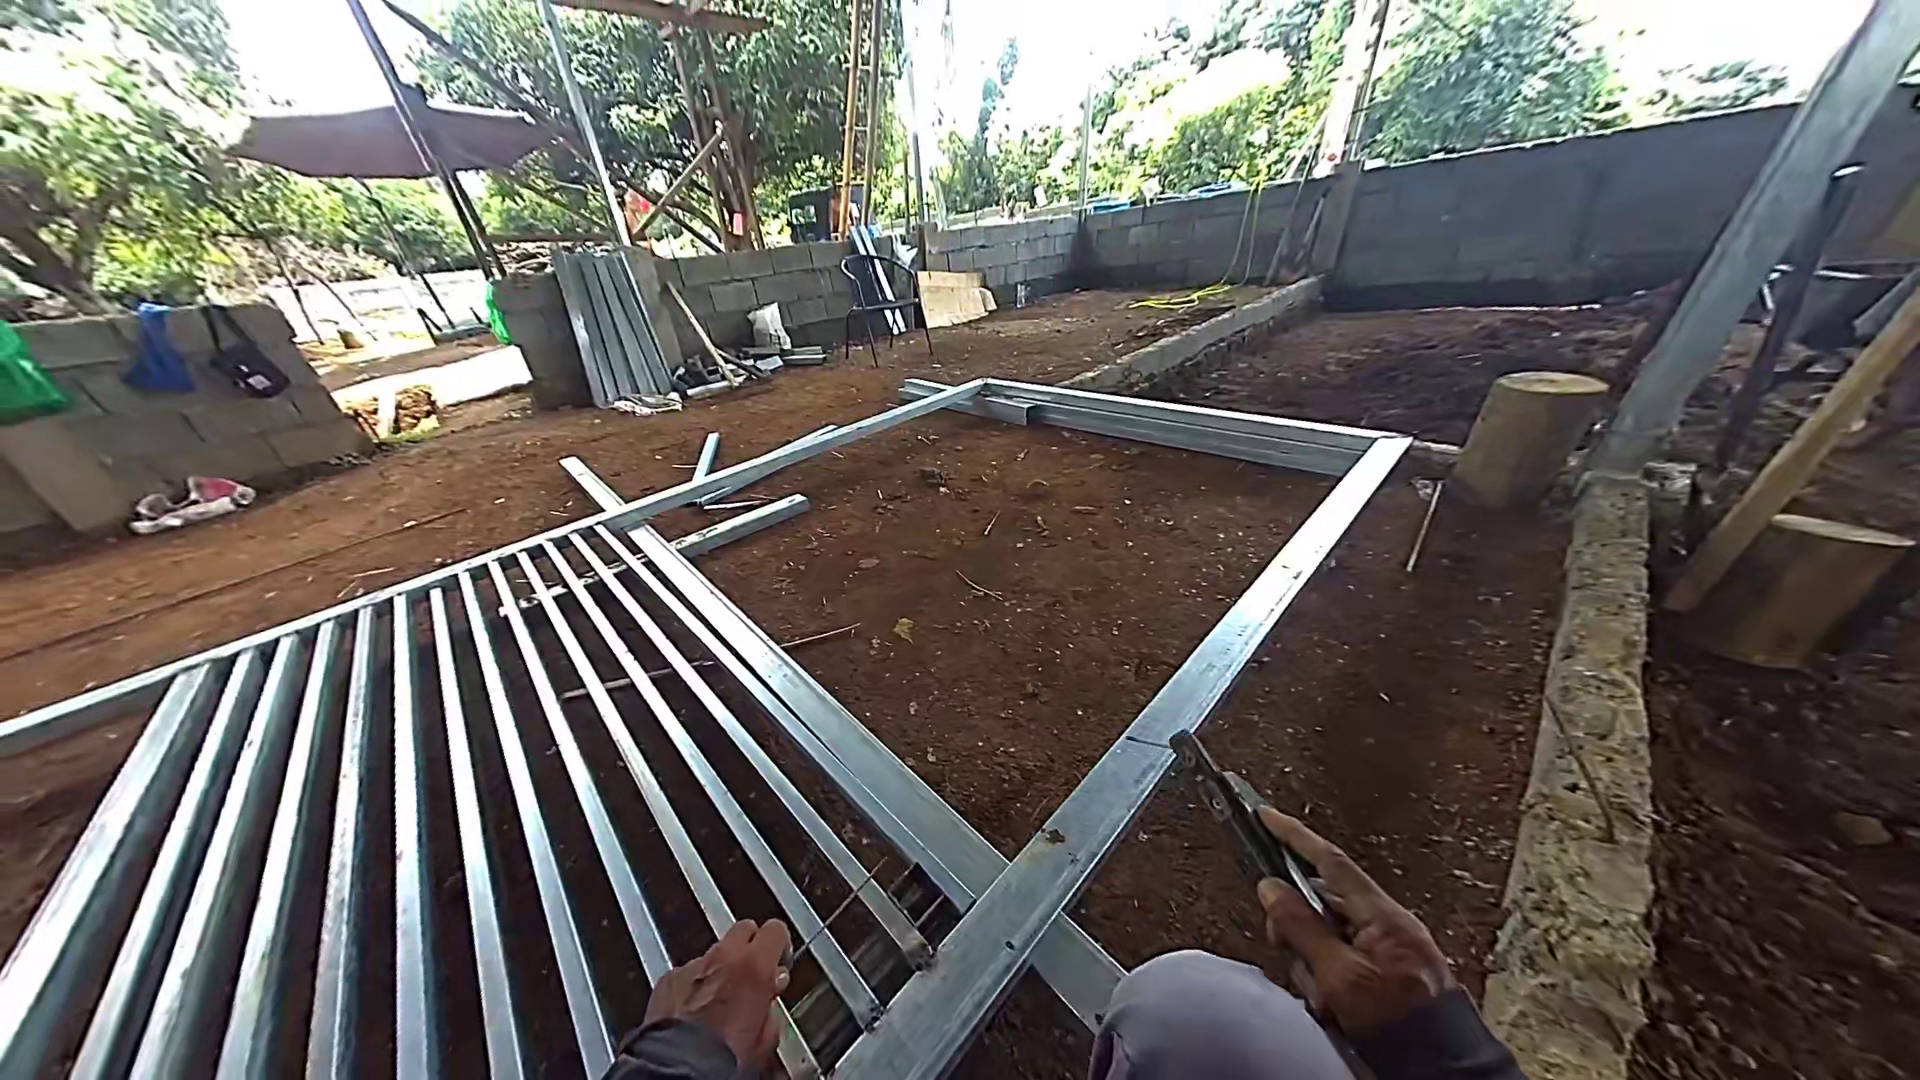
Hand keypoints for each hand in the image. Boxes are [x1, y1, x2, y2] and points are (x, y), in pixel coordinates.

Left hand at [643, 919, 792, 1068]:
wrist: (677, 1072)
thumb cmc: (720, 1058)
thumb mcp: (764, 1039)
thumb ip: (772, 1010)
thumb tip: (768, 1008)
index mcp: (754, 964)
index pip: (777, 929)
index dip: (780, 946)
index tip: (778, 963)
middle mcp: (725, 956)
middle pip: (746, 929)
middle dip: (751, 947)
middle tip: (751, 975)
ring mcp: (695, 965)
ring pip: (716, 950)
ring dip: (722, 967)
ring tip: (720, 998)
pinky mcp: (670, 979)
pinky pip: (688, 971)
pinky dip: (694, 984)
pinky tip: (693, 1009)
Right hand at [1255, 808, 1455, 1033]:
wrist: (1449, 1079)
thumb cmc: (1403, 1029)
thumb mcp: (1339, 977)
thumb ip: (1302, 927)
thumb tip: (1270, 888)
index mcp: (1384, 917)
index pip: (1331, 861)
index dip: (1294, 835)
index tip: (1265, 815)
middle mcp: (1389, 926)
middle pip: (1322, 900)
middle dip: (1295, 921)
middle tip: (1281, 943)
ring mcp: (1390, 950)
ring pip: (1327, 932)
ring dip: (1311, 959)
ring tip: (1320, 994)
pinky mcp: (1388, 974)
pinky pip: (1341, 956)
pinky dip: (1326, 975)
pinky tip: (1331, 1003)